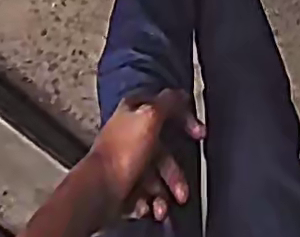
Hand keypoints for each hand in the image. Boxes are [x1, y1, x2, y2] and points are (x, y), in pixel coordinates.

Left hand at [85, 89, 203, 222]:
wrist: (99, 191)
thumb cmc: (125, 150)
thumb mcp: (150, 116)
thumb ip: (168, 102)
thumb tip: (180, 92)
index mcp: (135, 110)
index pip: (166, 107)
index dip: (185, 118)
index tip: (200, 133)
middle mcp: (131, 131)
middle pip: (164, 150)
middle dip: (174, 173)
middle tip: (181, 191)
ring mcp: (127, 159)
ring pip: (156, 175)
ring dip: (164, 193)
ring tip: (163, 207)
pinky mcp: (124, 182)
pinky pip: (145, 192)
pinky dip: (150, 202)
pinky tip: (149, 207)